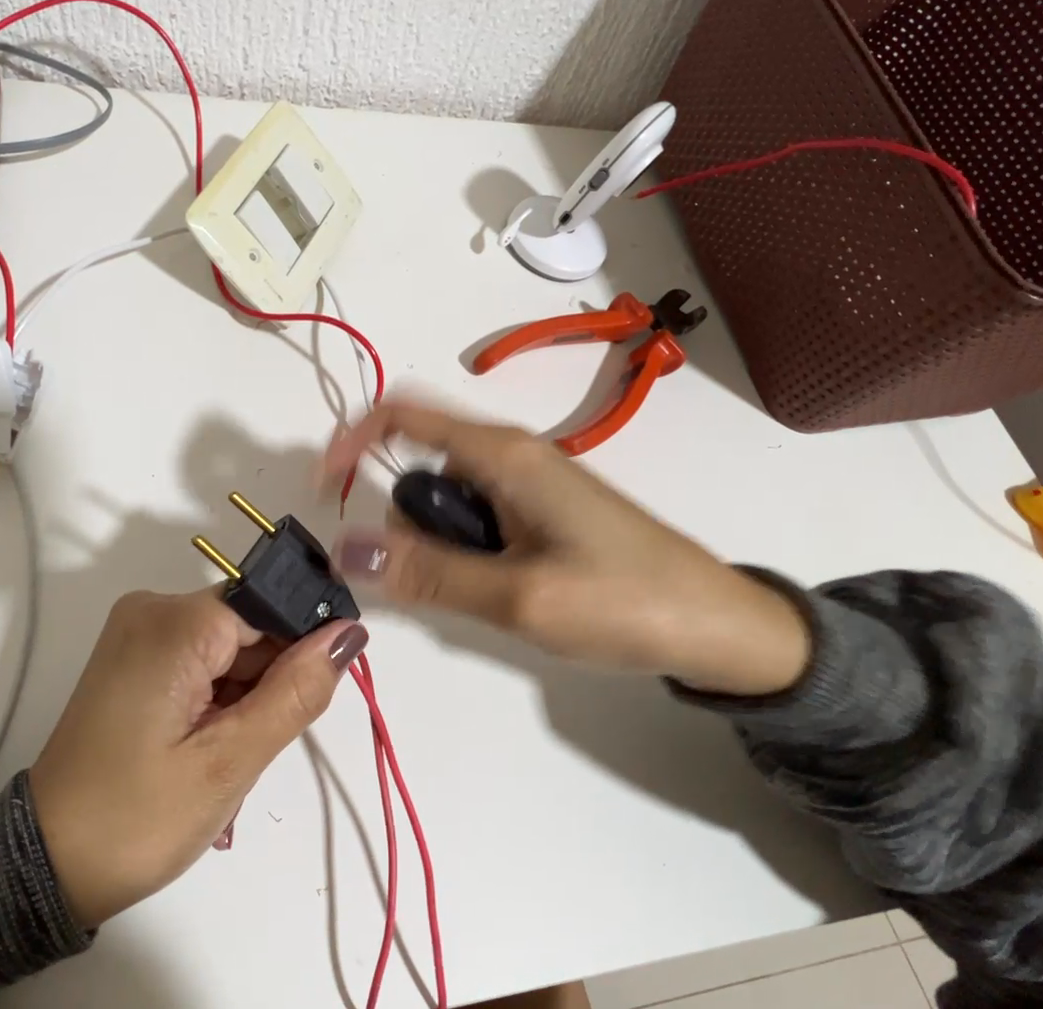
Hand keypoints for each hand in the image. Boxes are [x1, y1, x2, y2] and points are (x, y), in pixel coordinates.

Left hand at [29, 589, 366, 927]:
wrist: (47, 863)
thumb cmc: (138, 818)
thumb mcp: (230, 760)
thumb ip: (296, 691)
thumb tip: (349, 633)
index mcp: (174, 623)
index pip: (270, 605)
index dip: (302, 648)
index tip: (309, 702)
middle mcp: (153, 611)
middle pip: (249, 627)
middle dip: (269, 685)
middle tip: (253, 750)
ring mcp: (139, 636)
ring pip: (230, 650)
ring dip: (245, 702)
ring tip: (226, 762)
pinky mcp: (134, 661)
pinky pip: (201, 664)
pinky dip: (219, 705)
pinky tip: (209, 752)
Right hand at [322, 399, 807, 695]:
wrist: (717, 628)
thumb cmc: (624, 602)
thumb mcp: (518, 596)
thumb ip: (429, 573)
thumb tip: (343, 550)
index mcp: (504, 455)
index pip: (403, 414)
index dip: (351, 440)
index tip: (325, 493)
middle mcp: (511, 457)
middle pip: (418, 466)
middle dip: (401, 520)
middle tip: (428, 584)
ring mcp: (528, 487)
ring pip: (445, 501)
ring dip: (435, 545)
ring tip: (482, 597)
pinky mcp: (541, 516)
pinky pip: (476, 523)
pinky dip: (463, 554)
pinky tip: (498, 595)